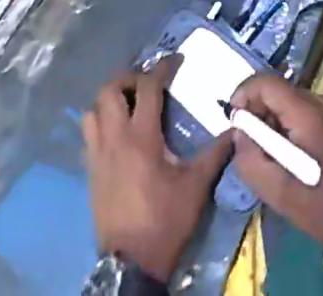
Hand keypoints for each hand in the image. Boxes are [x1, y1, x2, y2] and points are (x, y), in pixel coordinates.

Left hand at [82, 55, 233, 281]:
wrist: (131, 261)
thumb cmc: (165, 220)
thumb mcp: (196, 187)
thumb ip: (214, 154)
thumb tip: (234, 130)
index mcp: (141, 136)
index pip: (148, 88)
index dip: (162, 69)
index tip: (175, 61)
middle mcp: (114, 136)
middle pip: (110, 89)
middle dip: (128, 78)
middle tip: (148, 84)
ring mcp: (97, 152)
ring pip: (93, 108)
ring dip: (110, 99)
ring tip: (129, 104)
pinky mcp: (89, 168)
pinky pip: (88, 131)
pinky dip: (100, 120)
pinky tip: (116, 131)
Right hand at [228, 74, 322, 245]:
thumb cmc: (317, 206)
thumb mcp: (274, 191)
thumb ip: (248, 156)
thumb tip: (239, 130)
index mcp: (309, 116)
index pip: (267, 83)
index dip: (244, 93)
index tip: (235, 117)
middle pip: (277, 88)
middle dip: (257, 108)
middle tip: (251, 139)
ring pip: (288, 97)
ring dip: (272, 116)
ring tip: (271, 147)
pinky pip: (301, 106)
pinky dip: (287, 120)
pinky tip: (289, 147)